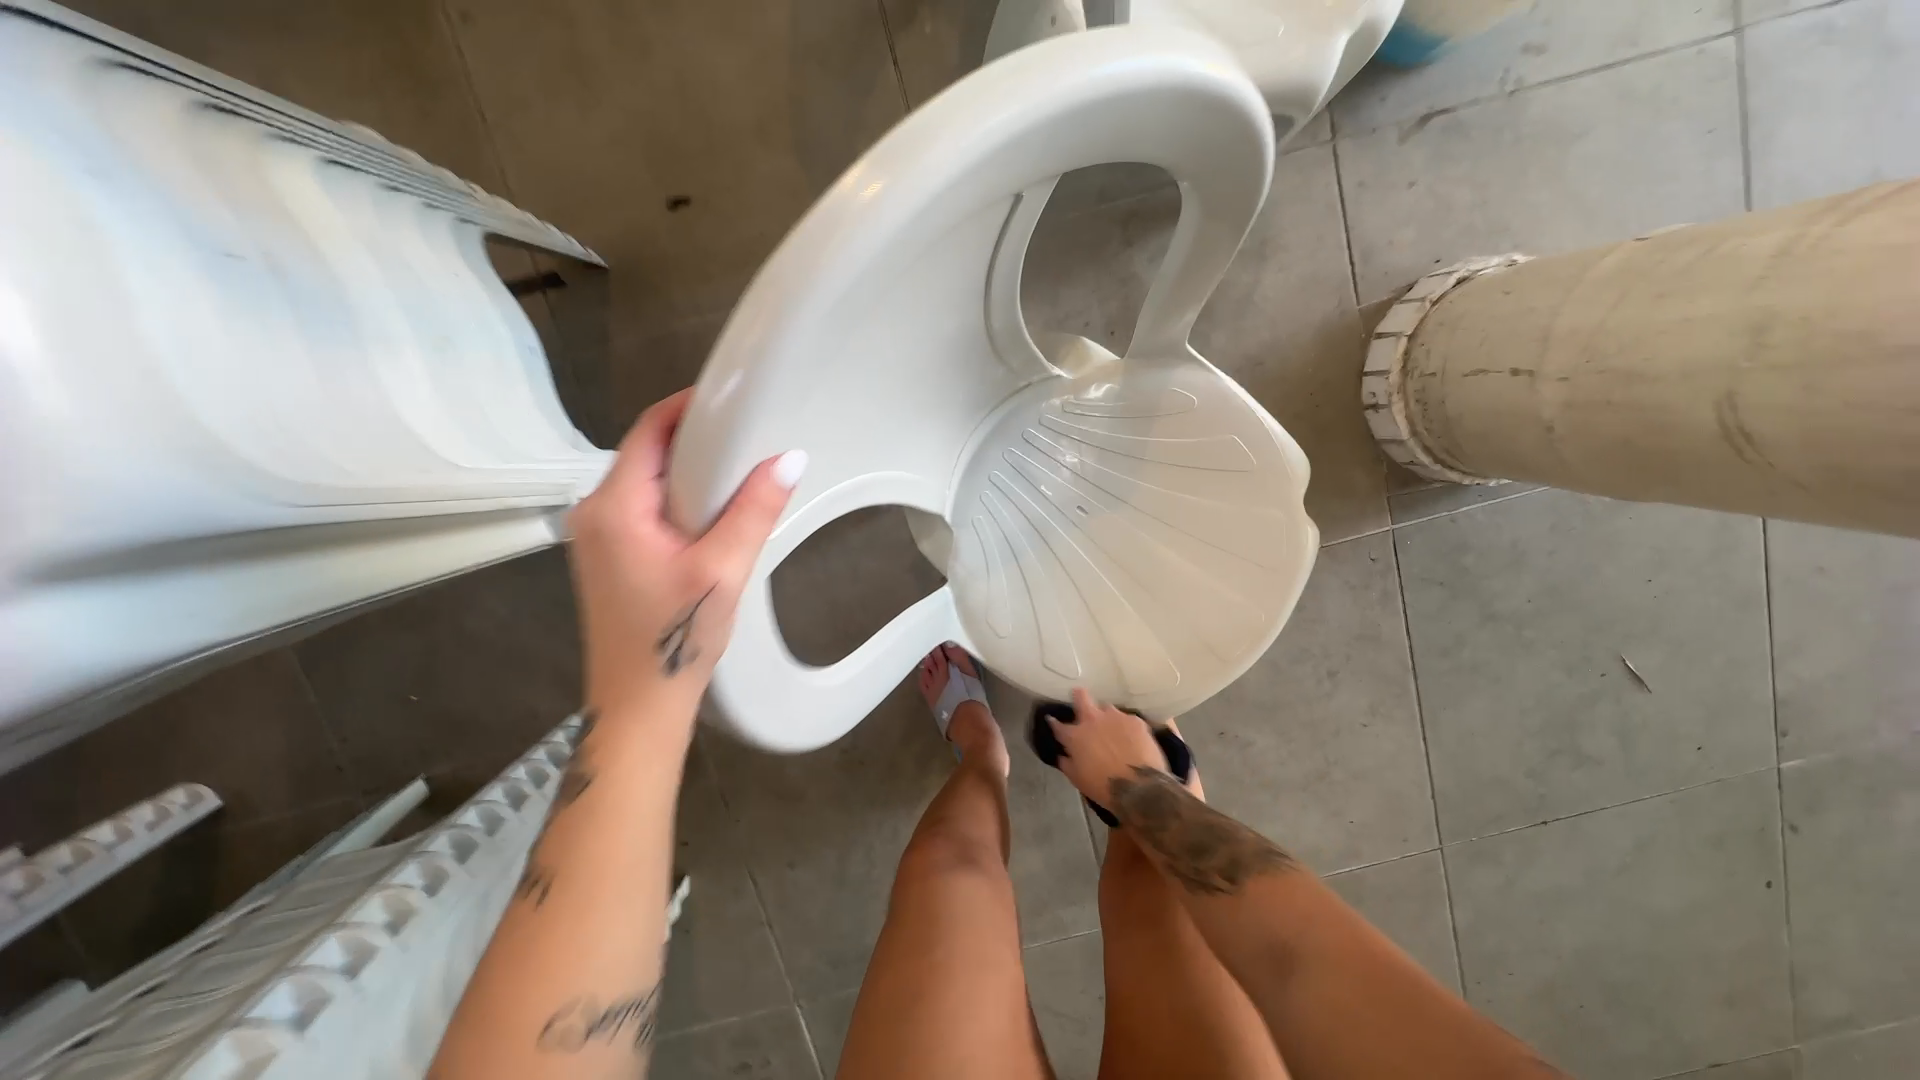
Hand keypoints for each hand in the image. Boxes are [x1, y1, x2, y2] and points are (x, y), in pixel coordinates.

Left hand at [567, 388, 804, 733]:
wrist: (638, 706)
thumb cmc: (675, 638)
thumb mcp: (723, 570)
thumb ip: (754, 510)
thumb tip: (790, 457)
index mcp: (613, 507)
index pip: (648, 430)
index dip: (689, 406)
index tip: (736, 400)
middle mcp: (593, 512)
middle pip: (645, 453)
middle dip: (695, 439)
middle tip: (748, 436)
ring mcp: (596, 536)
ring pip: (645, 482)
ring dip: (688, 472)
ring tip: (739, 471)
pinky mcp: (607, 557)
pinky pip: (642, 509)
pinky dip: (676, 500)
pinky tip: (713, 512)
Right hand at [1047, 688, 1174, 804]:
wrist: (1138, 787)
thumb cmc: (1102, 786)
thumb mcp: (1077, 778)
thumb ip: (1067, 763)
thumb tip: (1063, 755)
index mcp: (1075, 736)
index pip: (1058, 725)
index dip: (1054, 723)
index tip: (1052, 720)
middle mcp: (1093, 720)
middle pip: (1081, 697)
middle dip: (1079, 696)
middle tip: (1081, 700)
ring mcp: (1115, 717)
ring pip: (1107, 708)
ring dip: (1107, 717)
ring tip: (1113, 730)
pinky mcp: (1135, 721)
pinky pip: (1127, 719)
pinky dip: (1127, 727)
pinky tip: (1132, 739)